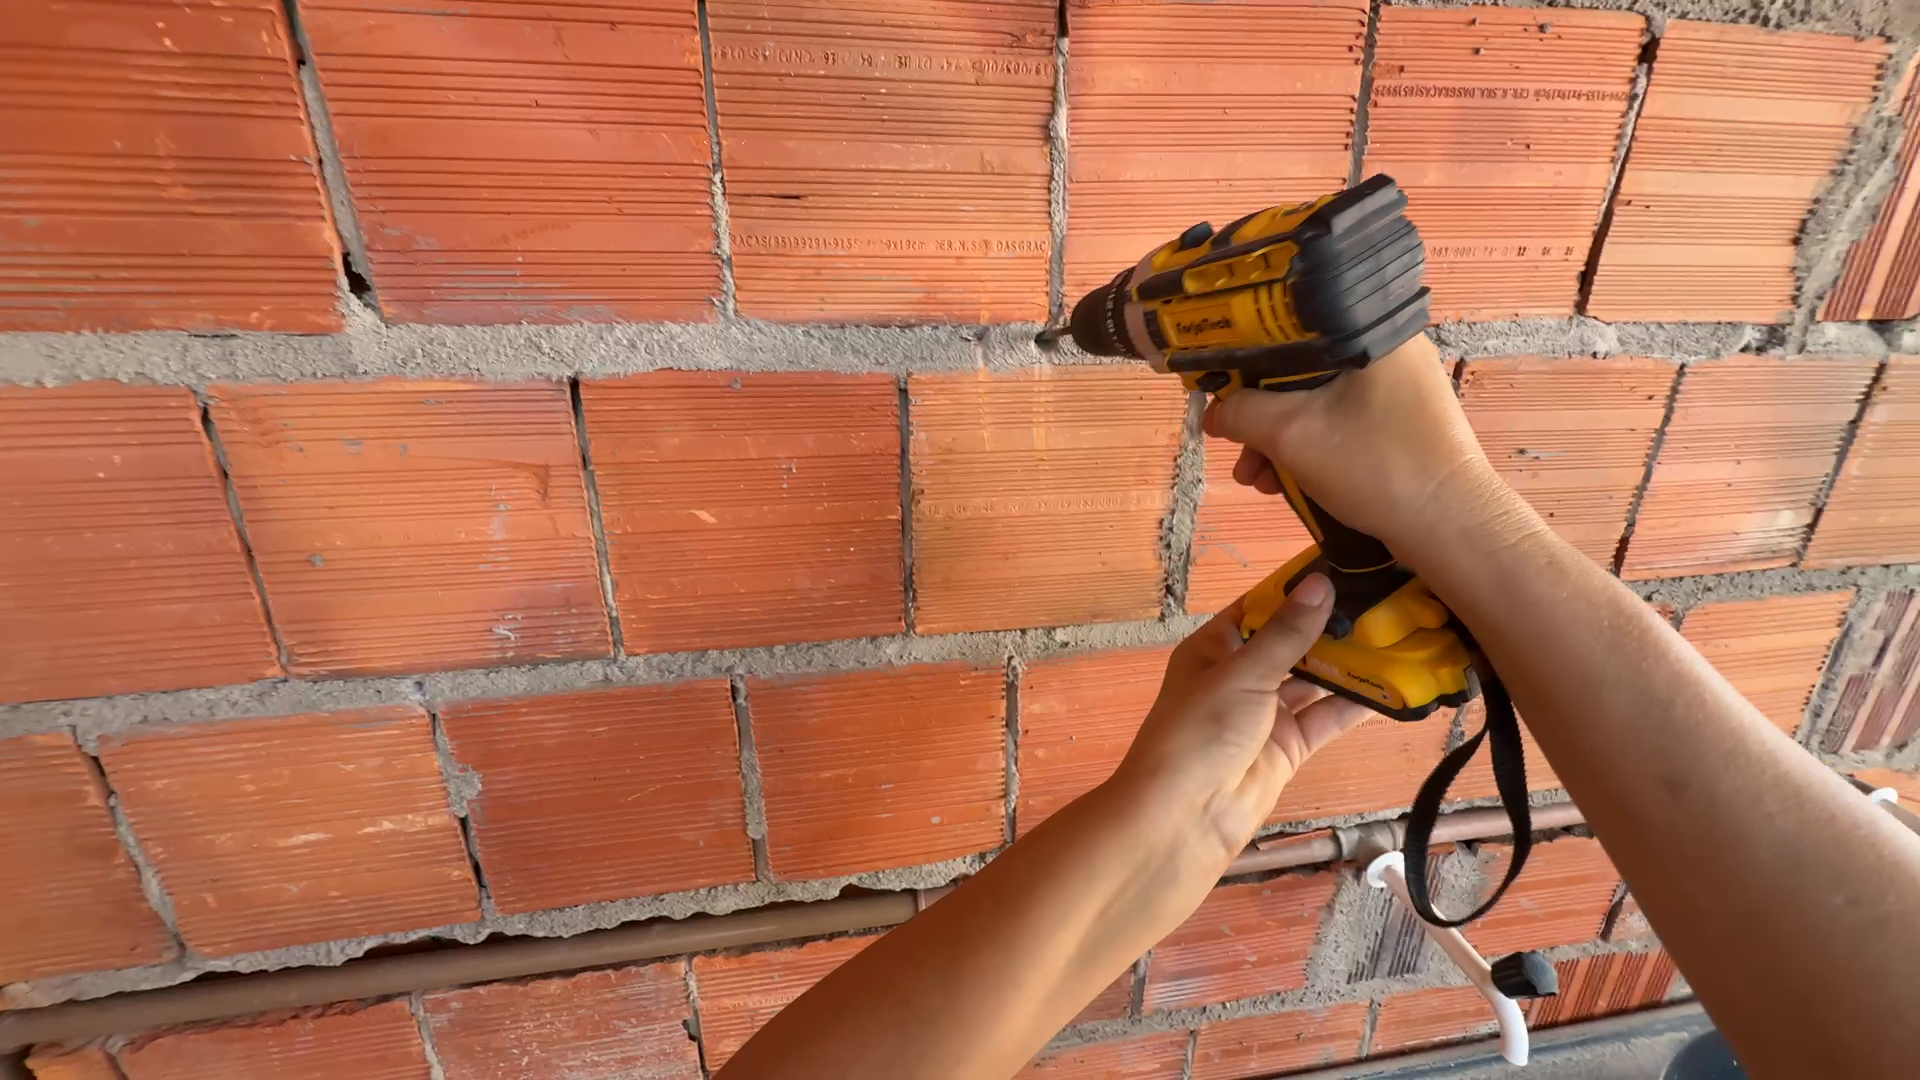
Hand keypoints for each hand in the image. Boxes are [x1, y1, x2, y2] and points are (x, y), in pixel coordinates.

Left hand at [1109, 574, 1372, 880]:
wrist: (1185, 814)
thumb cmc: (1202, 730)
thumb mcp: (1242, 674)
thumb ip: (1286, 634)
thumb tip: (1320, 583)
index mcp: (1214, 647)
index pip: (1260, 606)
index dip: (1298, 589)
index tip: (1348, 568)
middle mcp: (1239, 674)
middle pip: (1291, 642)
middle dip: (1332, 626)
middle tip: (1390, 602)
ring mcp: (1264, 712)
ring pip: (1313, 679)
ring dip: (1350, 663)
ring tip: (1403, 636)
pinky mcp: (1287, 746)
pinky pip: (1325, 718)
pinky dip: (1356, 705)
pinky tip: (1396, 687)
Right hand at [1203, 335, 1523, 566]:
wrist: (1448, 527)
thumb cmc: (1372, 466)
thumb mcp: (1291, 435)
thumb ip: (1241, 414)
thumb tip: (1212, 412)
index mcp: (1368, 334)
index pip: (1286, 333)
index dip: (1243, 365)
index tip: (1218, 398)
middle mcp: (1386, 352)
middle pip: (1297, 375)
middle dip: (1258, 419)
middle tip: (1234, 452)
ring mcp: (1396, 389)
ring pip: (1314, 404)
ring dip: (1276, 442)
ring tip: (1256, 480)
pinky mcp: (1398, 422)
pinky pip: (1335, 423)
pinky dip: (1306, 449)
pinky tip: (1284, 482)